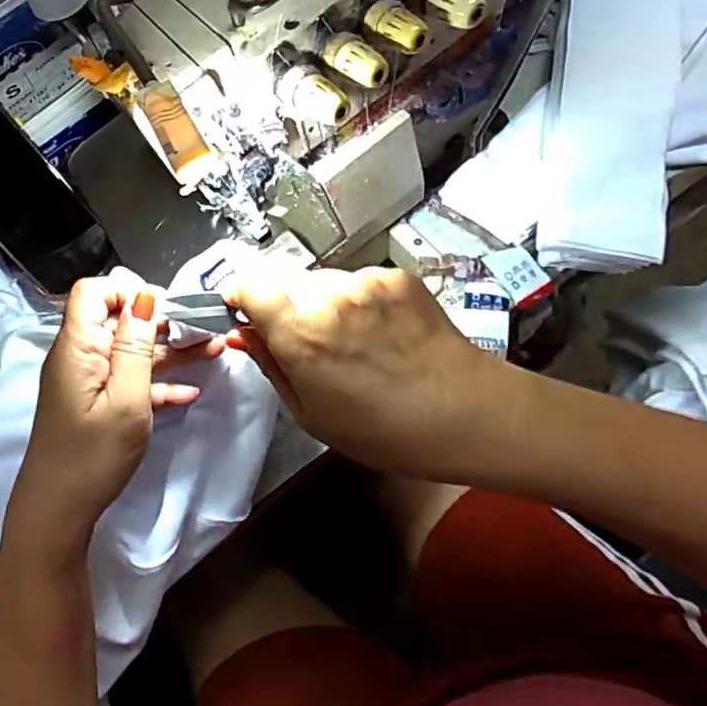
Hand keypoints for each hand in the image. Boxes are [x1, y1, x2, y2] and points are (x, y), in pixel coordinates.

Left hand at [15, 270, 225, 535]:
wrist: (58, 515)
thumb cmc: (92, 456)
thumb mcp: (125, 400)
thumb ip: (135, 346)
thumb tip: (144, 297)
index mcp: (78, 347)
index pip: (94, 292)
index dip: (128, 291)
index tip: (165, 310)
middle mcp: (80, 356)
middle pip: (119, 319)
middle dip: (161, 320)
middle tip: (201, 327)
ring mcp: (89, 381)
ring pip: (131, 351)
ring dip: (169, 350)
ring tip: (212, 348)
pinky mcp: (97, 403)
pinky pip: (130, 380)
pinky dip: (158, 382)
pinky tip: (190, 391)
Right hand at [227, 267, 511, 482]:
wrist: (465, 413)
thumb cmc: (383, 430)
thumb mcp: (311, 413)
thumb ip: (270, 365)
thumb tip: (241, 333)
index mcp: (302, 333)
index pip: (250, 286)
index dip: (243, 298)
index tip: (246, 314)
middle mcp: (330, 295)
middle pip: (284, 280)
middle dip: (284, 304)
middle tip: (306, 340)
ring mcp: (366, 281)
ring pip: (322, 279)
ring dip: (322, 301)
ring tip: (352, 340)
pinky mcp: (395, 275)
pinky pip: (358, 280)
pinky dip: (357, 300)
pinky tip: (381, 331)